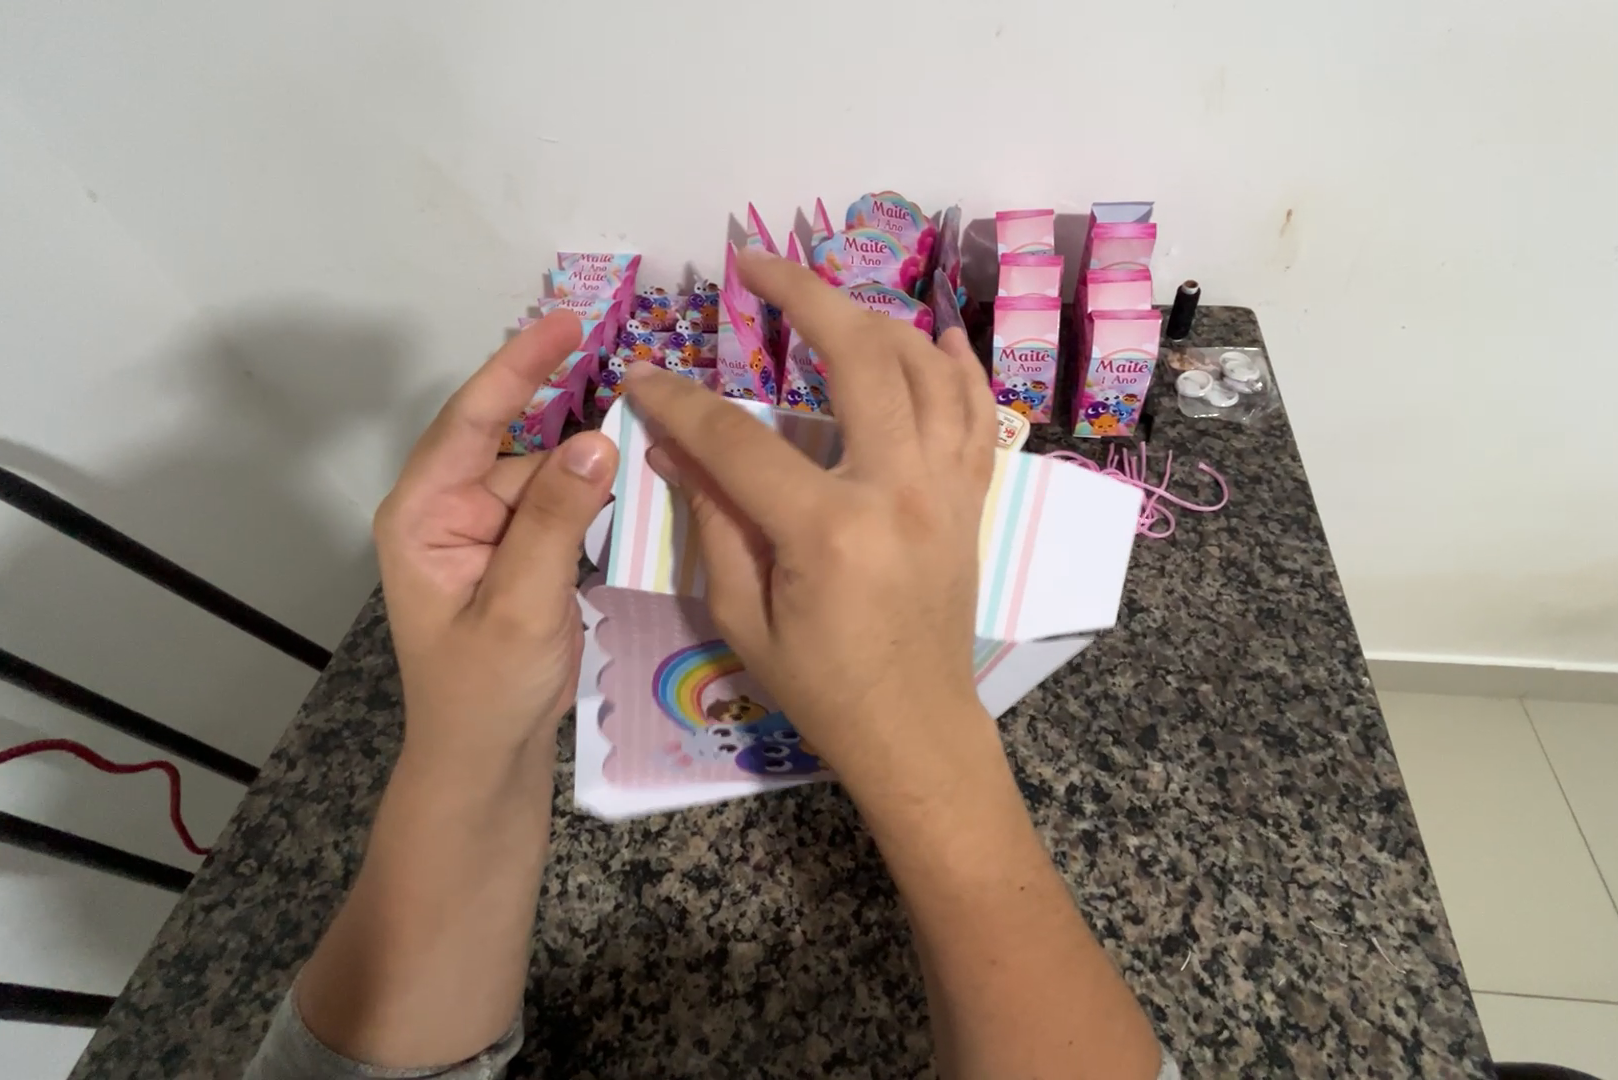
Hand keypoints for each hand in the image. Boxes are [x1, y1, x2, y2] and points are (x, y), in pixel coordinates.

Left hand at [372, 313, 617, 760]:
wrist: (489, 754)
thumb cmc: (486, 688)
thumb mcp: (520, 603)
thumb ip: (554, 519)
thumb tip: (599, 438)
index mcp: (425, 515)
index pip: (470, 421)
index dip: (518, 368)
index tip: (568, 322)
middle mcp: (453, 511)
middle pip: (520, 448)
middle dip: (574, 428)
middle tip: (643, 403)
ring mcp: (490, 533)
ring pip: (549, 478)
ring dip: (592, 470)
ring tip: (649, 455)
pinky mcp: (522, 553)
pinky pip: (562, 508)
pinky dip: (595, 500)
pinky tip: (630, 492)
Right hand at [622, 250, 998, 794]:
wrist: (915, 728)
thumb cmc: (822, 689)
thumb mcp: (744, 617)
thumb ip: (713, 520)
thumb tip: (671, 446)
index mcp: (830, 530)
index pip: (738, 439)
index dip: (679, 402)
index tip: (641, 378)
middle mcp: (900, 490)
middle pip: (859, 358)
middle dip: (803, 296)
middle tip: (758, 265)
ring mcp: (947, 489)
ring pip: (927, 369)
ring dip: (877, 320)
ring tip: (830, 303)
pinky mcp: (970, 500)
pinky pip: (976, 414)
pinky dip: (959, 366)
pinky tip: (936, 336)